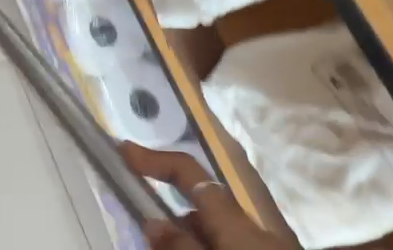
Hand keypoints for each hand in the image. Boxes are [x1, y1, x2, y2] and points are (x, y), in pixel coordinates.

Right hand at [121, 144, 298, 249]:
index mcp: (239, 222)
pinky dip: (209, 249)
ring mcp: (269, 247)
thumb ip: (180, 246)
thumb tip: (151, 221)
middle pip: (205, 208)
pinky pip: (234, 247)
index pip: (190, 173)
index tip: (123, 152)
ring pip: (218, 235)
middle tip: (149, 237)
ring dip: (191, 240)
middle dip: (173, 218)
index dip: (155, 159)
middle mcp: (257, 229)